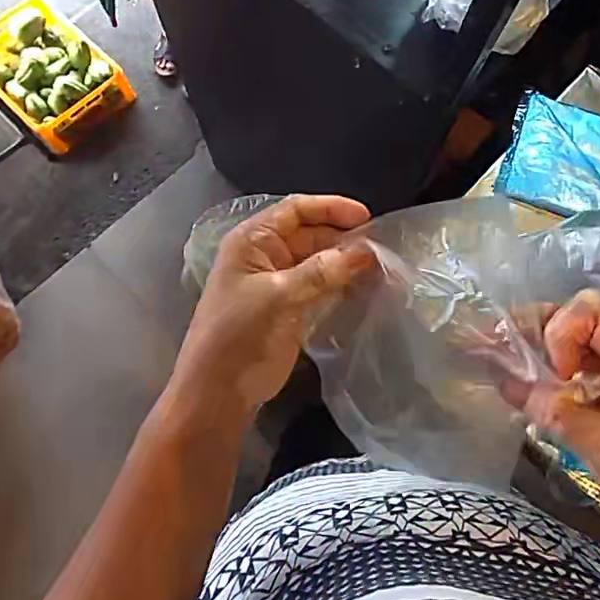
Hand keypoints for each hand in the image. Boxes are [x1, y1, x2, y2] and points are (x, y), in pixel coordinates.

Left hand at [173, 195, 375, 414]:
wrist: (218, 392)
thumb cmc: (237, 335)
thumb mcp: (277, 297)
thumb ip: (321, 272)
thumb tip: (364, 252)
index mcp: (253, 241)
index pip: (296, 209)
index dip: (331, 207)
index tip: (366, 217)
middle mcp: (266, 255)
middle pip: (312, 234)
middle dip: (344, 237)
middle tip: (381, 248)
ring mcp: (279, 283)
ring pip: (319, 261)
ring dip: (346, 262)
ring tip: (380, 266)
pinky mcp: (291, 307)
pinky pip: (321, 286)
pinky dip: (342, 284)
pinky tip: (366, 287)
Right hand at [519, 290, 599, 541]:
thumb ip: (561, 415)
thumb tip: (508, 383)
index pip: (594, 312)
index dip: (564, 332)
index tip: (559, 375)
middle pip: (579, 317)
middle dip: (539, 330)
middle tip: (505, 351)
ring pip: (571, 339)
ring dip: (537, 349)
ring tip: (502, 360)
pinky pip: (571, 367)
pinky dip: (543, 371)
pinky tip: (518, 384)